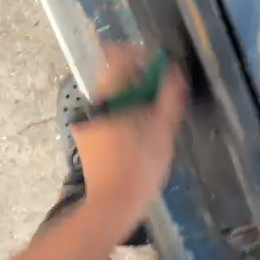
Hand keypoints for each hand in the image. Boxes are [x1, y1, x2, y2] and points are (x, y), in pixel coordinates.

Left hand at [70, 45, 188, 229]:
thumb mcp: (163, 130)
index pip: (116, 55)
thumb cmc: (140, 166)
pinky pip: (107, 119)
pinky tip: (139, 140)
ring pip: (112, 101)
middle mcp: (92, 105)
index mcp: (108, 96)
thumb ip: (170, 96)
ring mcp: (86, 124)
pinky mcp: (86, 142)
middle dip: (139, 83)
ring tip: (154, 123)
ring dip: (132, 103)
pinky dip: (123, 120)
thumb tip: (173, 71)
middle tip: (162, 99)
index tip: (156, 66)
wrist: (112, 205)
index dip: (137, 54)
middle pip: (116, 80)